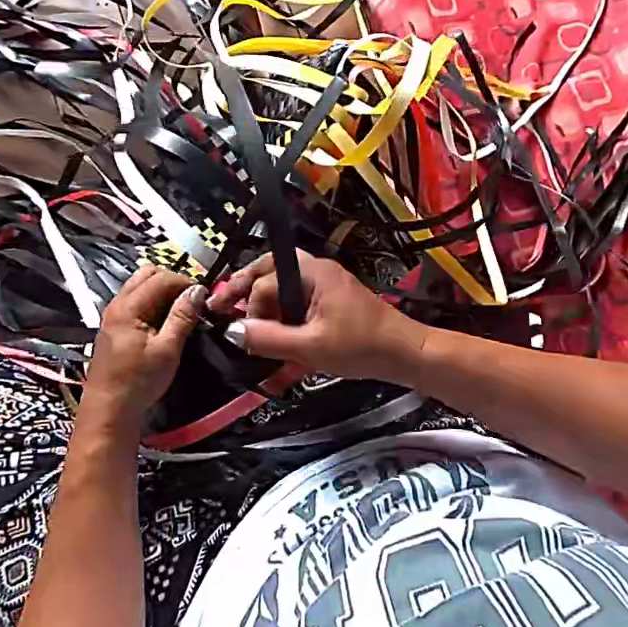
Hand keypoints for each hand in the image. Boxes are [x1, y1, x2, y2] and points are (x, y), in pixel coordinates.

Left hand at [81, 267, 205, 437]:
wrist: (109, 410)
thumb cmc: (138, 381)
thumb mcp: (167, 350)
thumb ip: (182, 317)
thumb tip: (198, 290)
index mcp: (128, 307)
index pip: (161, 278)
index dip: (185, 283)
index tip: (203, 298)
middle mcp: (117, 304)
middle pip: (148, 274)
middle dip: (173, 282)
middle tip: (192, 301)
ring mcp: (113, 314)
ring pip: (141, 286)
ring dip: (163, 292)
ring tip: (182, 311)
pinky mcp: (115, 325)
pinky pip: (137, 300)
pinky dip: (154, 302)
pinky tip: (166, 321)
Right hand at [206, 250, 428, 382]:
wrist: (406, 354)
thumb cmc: (362, 346)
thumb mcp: (310, 347)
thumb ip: (269, 339)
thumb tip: (233, 331)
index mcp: (313, 273)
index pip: (265, 280)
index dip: (247, 303)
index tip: (233, 324)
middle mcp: (317, 272)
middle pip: (270, 271)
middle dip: (245, 290)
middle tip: (222, 307)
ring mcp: (325, 286)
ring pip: (283, 287)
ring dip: (262, 304)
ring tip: (244, 324)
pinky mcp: (331, 303)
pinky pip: (297, 302)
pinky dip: (282, 316)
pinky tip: (273, 337)